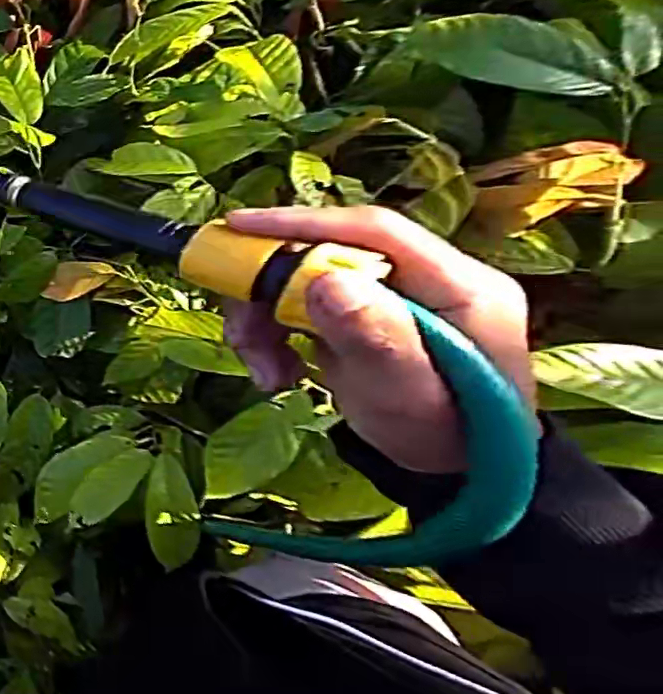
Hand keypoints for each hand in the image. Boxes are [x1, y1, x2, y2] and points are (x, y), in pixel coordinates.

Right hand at [219, 206, 537, 473]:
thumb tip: (325, 280)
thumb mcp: (405, 391)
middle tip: (240, 331)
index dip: (301, 224)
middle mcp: (420, 278)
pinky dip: (266, 335)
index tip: (236, 228)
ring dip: (259, 320)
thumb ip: (373, 336)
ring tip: (259, 365)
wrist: (451, 469)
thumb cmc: (441, 432)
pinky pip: (289, 305)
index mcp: (457, 286)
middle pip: (317, 255)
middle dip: (265, 291)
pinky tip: (272, 370)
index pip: (372, 231)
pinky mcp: (353, 312)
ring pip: (292, 282)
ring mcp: (384, 296)